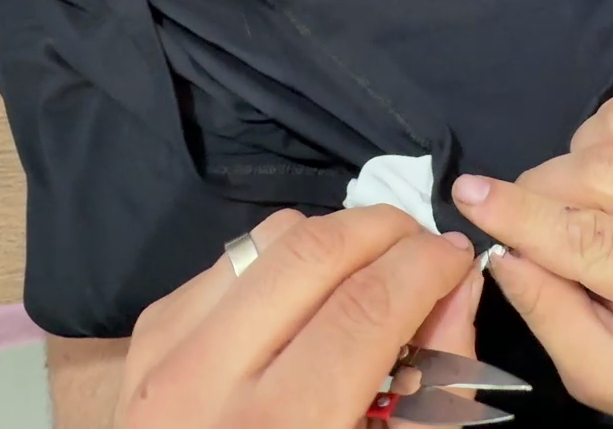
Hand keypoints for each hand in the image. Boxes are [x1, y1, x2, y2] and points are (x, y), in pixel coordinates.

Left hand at [115, 205, 482, 428]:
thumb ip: (438, 383)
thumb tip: (459, 281)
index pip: (365, 308)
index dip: (425, 266)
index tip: (458, 255)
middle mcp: (205, 380)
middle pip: (315, 251)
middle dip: (387, 229)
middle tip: (423, 242)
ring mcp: (168, 347)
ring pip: (274, 235)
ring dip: (339, 235)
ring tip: (370, 266)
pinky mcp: (153, 327)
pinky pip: (238, 253)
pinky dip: (288, 256)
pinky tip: (306, 295)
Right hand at [453, 79, 612, 428]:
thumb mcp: (610, 381)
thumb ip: (550, 315)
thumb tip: (502, 247)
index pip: (596, 239)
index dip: (522, 214)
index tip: (466, 194)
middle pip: (602, 173)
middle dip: (541, 191)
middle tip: (527, 223)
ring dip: (578, 157)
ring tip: (584, 202)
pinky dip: (612, 126)